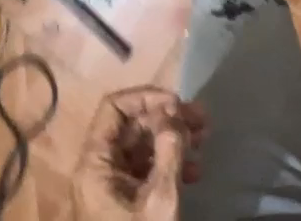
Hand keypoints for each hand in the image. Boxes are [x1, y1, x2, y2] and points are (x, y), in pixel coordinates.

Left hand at [72, 87, 206, 219]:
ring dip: (175, 138)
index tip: (178, 103)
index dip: (146, 98)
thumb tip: (174, 113)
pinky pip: (146, 169)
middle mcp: (98, 168)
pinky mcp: (125, 201)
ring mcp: (112, 185)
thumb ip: (168, 153)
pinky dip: (170, 163)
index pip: (113, 108)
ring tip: (205, 138)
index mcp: (94, 163)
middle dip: (168, 118)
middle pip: (131, 126)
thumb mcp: (158, 200)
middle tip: (203, 119)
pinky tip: (195, 171)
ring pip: (142, 146)